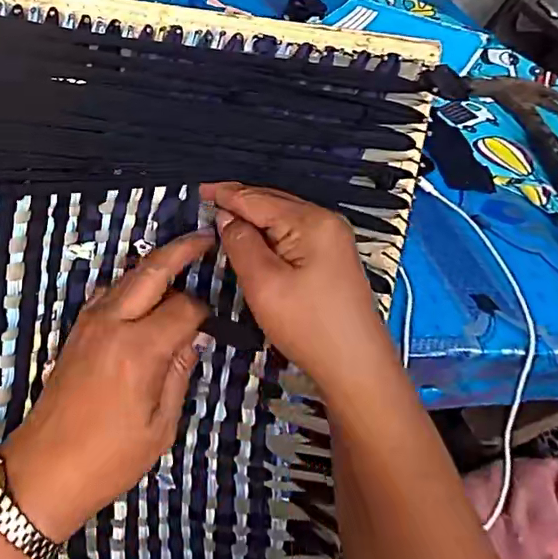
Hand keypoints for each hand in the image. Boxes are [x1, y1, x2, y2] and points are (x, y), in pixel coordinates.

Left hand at [0, 232, 212, 541]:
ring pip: (128, 276)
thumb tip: (192, 338)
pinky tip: (145, 294)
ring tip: (181, 261)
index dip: (204, 311)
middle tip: (204, 238)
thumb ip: (178, 373)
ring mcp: (90, 321)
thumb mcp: (159, 425)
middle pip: (151, 270)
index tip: (214, 322)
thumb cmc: (109, 458)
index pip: (183, 308)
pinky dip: (132, 283)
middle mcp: (112, 323)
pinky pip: (109, 292)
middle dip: (181, 250)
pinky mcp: (77, 328)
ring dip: (154, 265)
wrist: (45, 468)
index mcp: (138, 349)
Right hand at [202, 182, 397, 403]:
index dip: (226, 194)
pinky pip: (291, 231)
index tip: (199, 190)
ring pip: (281, 216)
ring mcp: (332, 237)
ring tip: (221, 215)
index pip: (257, 199)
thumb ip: (241, 243)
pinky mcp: (331, 255)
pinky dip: (267, 231)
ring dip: (252, 216)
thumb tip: (226, 216)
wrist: (358, 368)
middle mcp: (325, 220)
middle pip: (271, 201)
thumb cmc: (309, 326)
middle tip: (205, 201)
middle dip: (238, 201)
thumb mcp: (264, 284)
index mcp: (311, 221)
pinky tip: (251, 236)